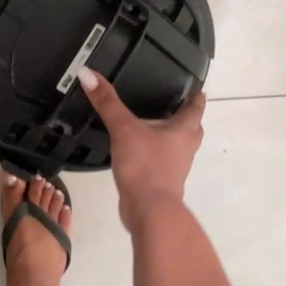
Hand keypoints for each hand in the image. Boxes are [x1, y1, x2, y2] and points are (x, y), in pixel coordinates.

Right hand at [77, 66, 205, 233]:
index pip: (196, 107)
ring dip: (171, 135)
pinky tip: (140, 151)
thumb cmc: (145, 166)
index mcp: (183, 129)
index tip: (196, 87)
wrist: (149, 211)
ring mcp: (176, 166)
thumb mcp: (124, 129)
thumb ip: (107, 102)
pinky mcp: (163, 181)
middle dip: (186, 116)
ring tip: (154, 124)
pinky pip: (163, 161)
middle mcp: (185, 147)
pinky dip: (156, 153)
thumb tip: (88, 73)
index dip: (196, 95)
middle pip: (192, 127)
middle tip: (175, 104)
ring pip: (179, 145)